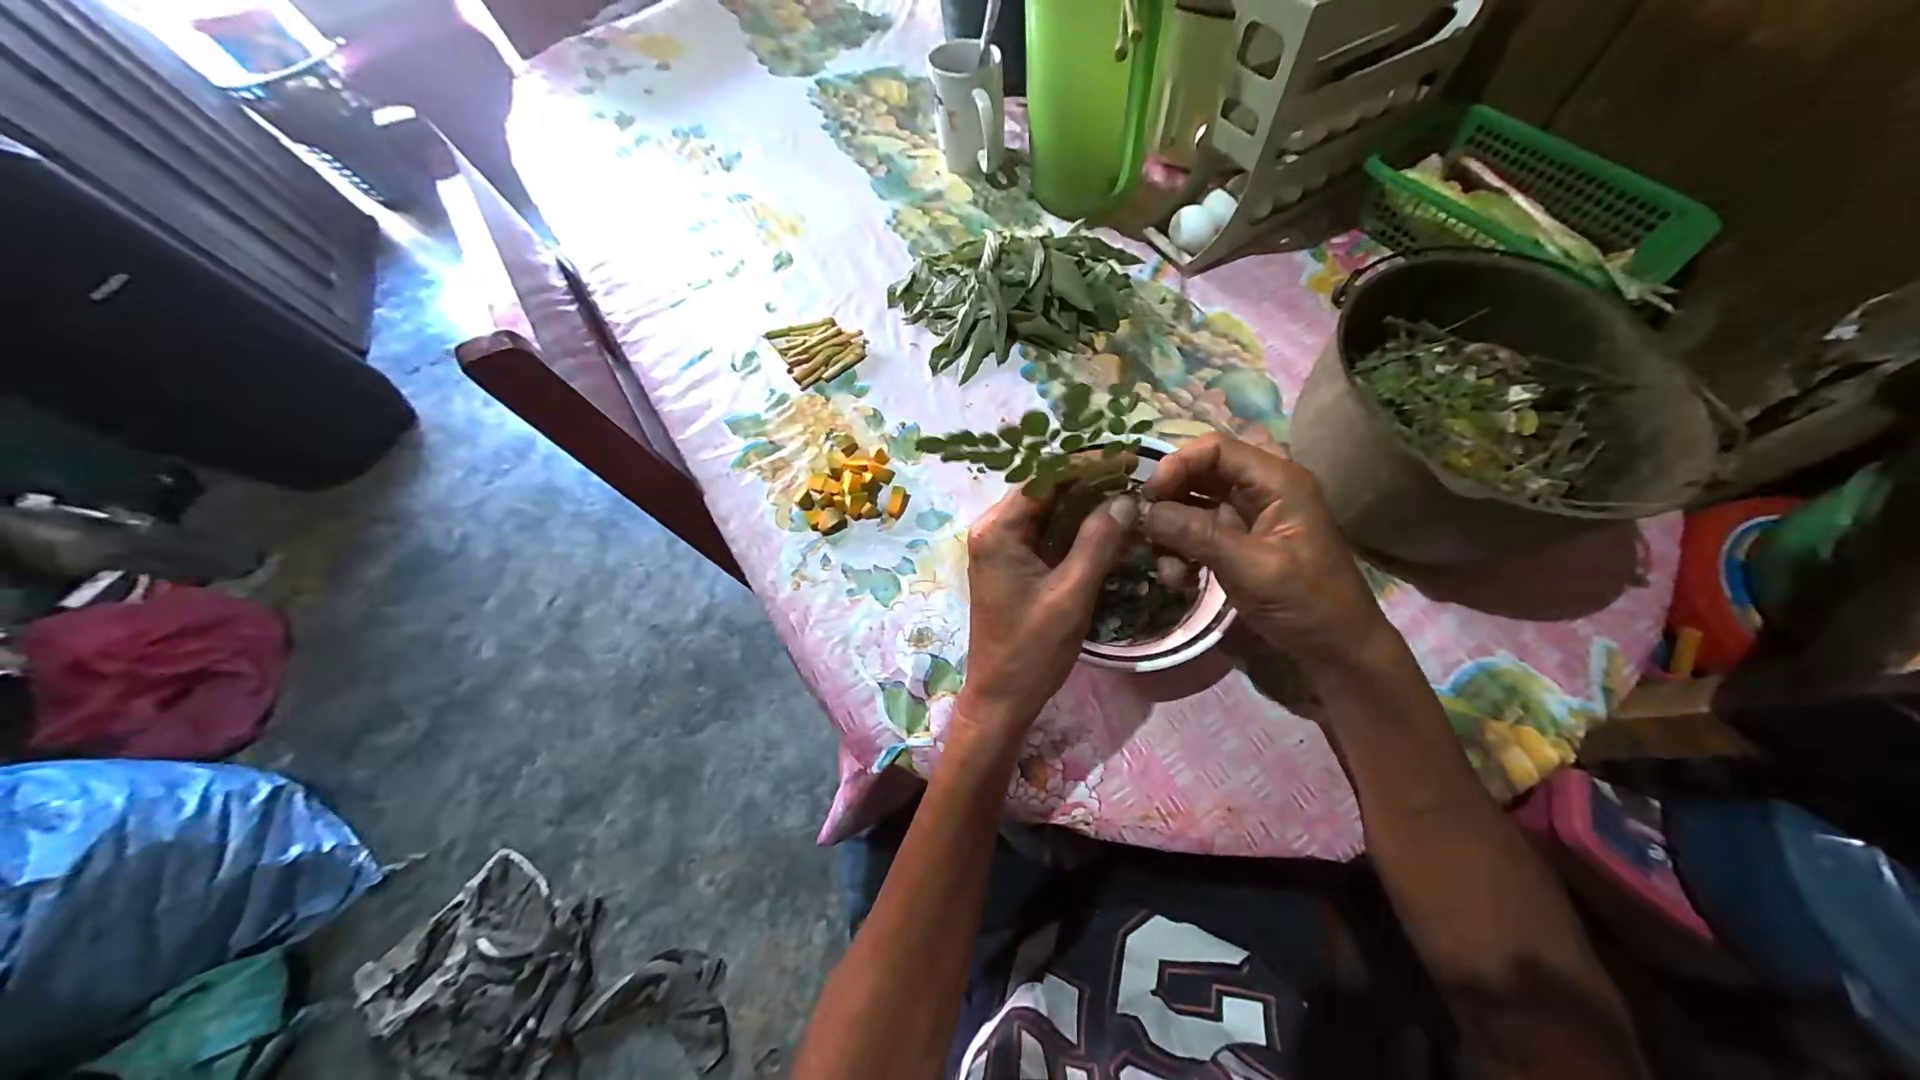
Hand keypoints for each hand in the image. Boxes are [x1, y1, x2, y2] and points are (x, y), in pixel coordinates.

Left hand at [953, 485, 1134, 748]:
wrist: (1002, 696)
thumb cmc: (1032, 650)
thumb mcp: (1070, 594)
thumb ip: (1097, 542)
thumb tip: (1125, 499)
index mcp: (998, 531)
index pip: (1043, 478)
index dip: (1085, 464)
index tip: (1125, 458)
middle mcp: (993, 531)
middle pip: (1044, 490)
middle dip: (1087, 481)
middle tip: (1133, 475)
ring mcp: (1001, 548)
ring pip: (1047, 511)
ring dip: (1083, 503)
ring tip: (1127, 493)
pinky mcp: (1012, 565)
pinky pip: (1045, 534)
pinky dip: (1074, 528)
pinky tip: (1106, 523)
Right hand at [1141, 434, 1387, 667]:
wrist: (1336, 648)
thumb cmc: (1308, 603)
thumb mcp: (1253, 569)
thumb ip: (1199, 536)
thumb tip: (1146, 512)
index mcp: (1277, 482)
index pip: (1217, 449)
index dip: (1178, 463)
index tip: (1149, 495)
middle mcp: (1260, 491)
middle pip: (1199, 474)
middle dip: (1168, 501)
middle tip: (1144, 529)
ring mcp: (1246, 519)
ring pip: (1191, 506)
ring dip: (1171, 533)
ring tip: (1168, 569)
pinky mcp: (1234, 545)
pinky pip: (1194, 535)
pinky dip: (1180, 553)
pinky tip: (1181, 581)